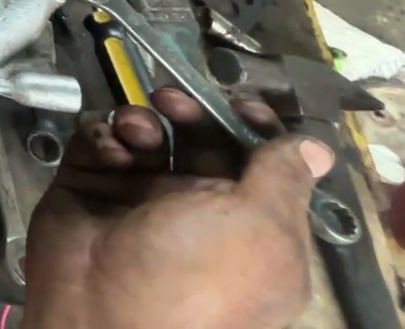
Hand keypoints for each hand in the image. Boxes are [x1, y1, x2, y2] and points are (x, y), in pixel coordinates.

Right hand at [25, 87, 336, 328]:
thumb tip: (316, 145)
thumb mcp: (258, 227)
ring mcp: (137, 193)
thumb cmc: (198, 271)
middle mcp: (196, 205)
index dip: (250, 126)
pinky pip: (96, 141)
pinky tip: (106, 149)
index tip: (235, 99)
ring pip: (143, 135)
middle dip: (186, 113)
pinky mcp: (87, 181)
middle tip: (169, 100)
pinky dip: (101, 135)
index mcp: (251, 223)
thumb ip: (281, 178)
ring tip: (132, 133)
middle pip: (196, 140)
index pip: (258, 162)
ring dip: (139, 122)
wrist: (105, 305)